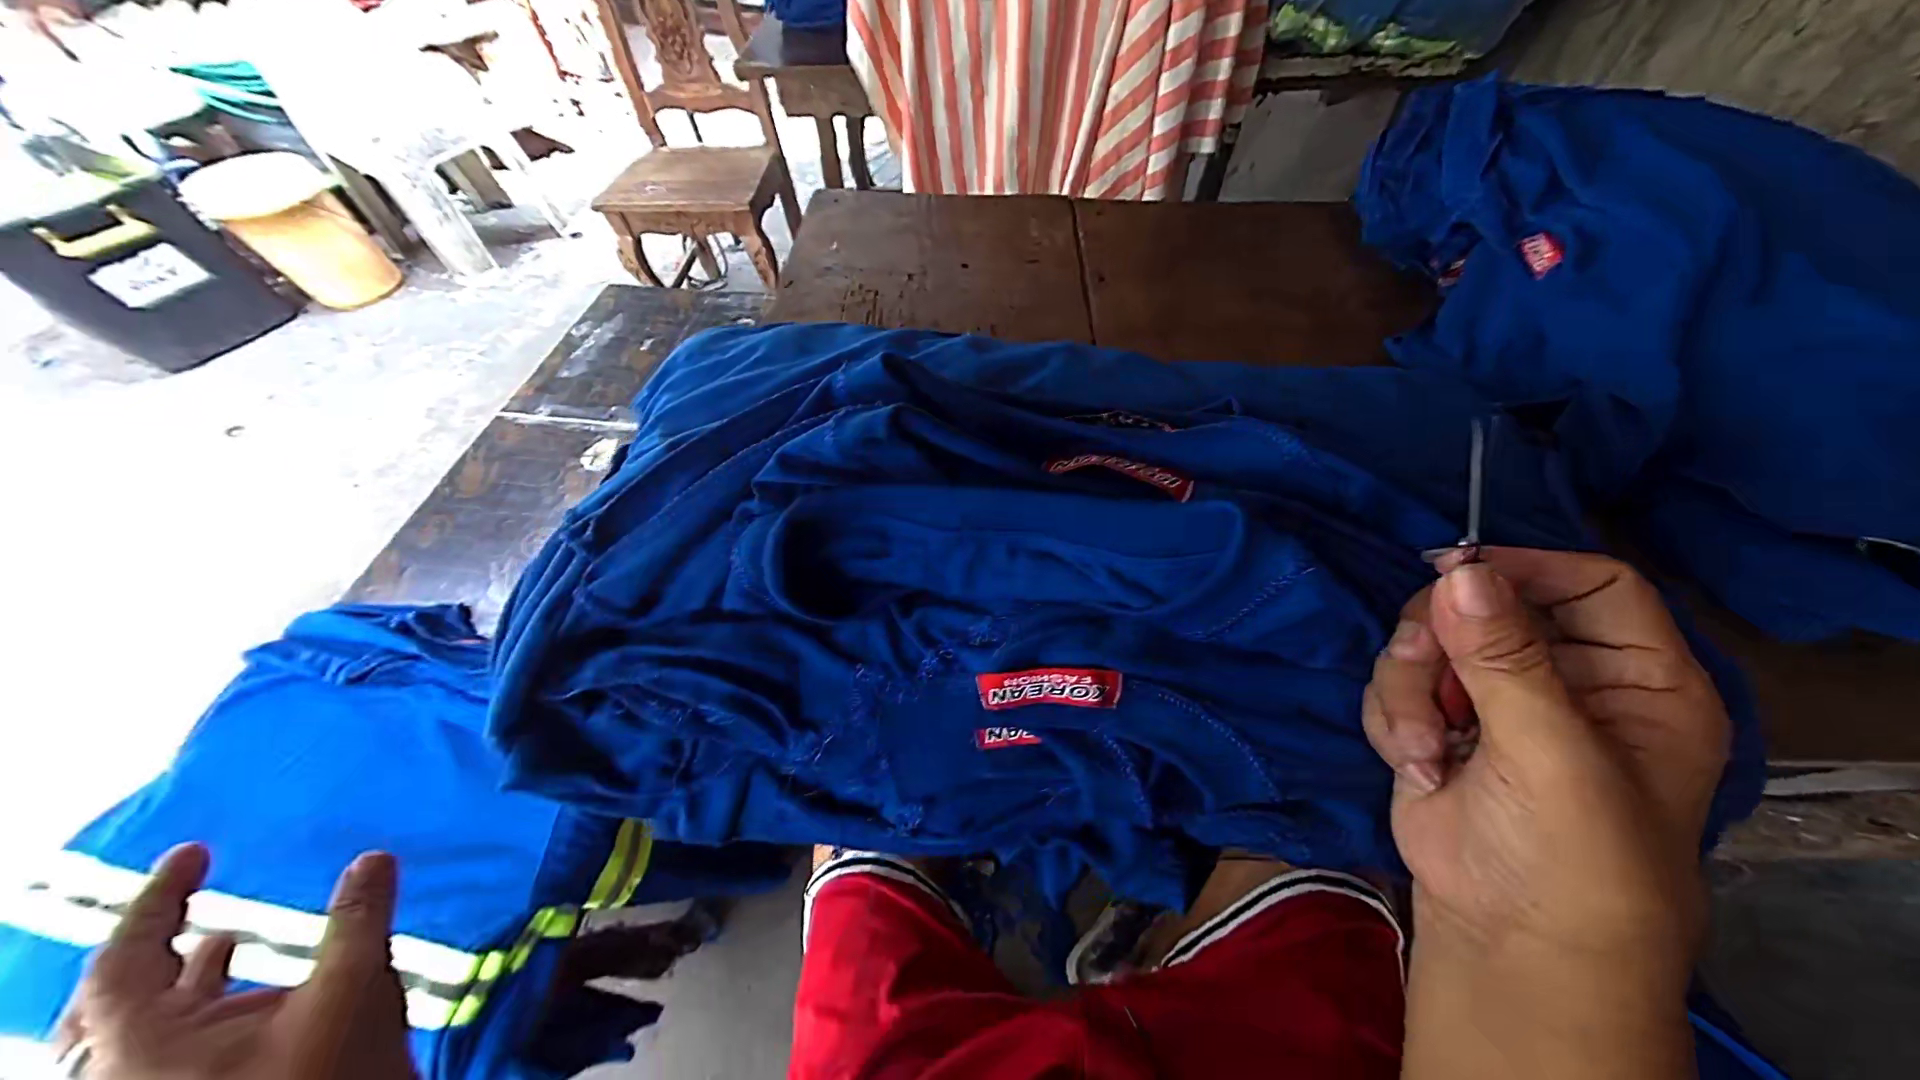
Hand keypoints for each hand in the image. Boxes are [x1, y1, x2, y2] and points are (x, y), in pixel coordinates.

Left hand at [55, 844, 416, 1079]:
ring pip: (132, 1037)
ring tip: (223, 943)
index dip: (157, 897)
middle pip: (106, 1005)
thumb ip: (358, 921)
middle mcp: (122, 1078)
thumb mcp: (353, 990)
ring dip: (180, 983)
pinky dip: (201, 1012)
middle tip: (191, 899)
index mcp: (138, 1050)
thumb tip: (371, 858)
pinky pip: (165, 1056)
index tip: (195, 851)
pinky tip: (247, 993)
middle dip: (151, 946)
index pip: (125, 958)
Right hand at [1362, 548, 1729, 963]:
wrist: (1503, 934)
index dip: (1526, 568)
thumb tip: (1459, 570)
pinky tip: (1414, 765)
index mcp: (1633, 677)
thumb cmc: (1571, 853)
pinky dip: (1392, 720)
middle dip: (1438, 642)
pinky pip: (1392, 682)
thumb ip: (1504, 658)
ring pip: (1422, 643)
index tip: (1452, 572)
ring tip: (1421, 749)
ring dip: (1406, 692)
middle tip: (1420, 668)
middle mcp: (1561, 677)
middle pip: (1481, 606)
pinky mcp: (1433, 719)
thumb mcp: (1550, 753)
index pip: (1590, 583)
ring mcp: (1490, 699)